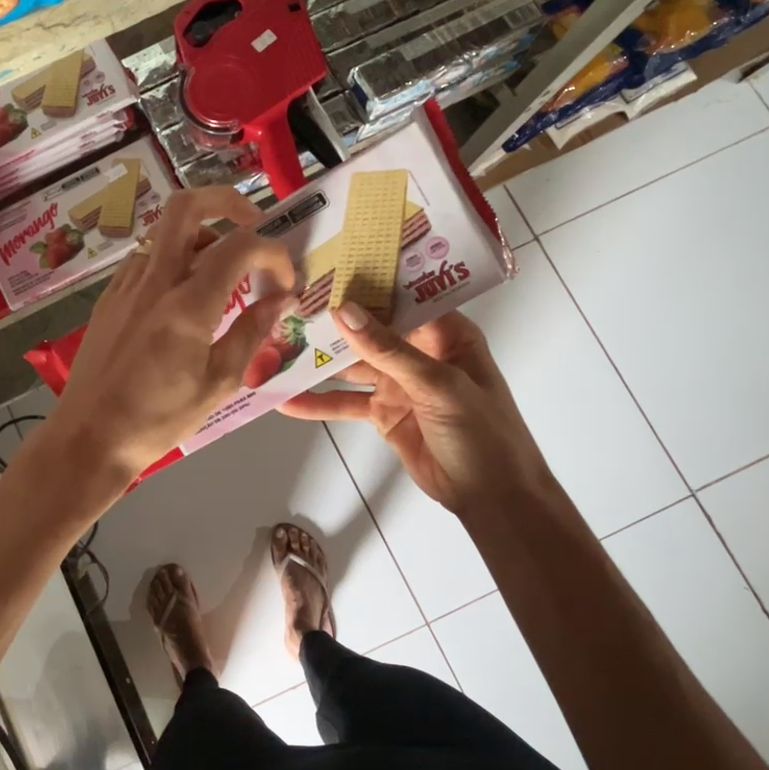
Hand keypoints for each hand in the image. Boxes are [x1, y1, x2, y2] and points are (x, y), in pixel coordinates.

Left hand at [34, 187, 298, 489]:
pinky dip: (171, 259)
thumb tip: (281, 299)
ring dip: (199, 234)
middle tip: (251, 223)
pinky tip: (182, 293)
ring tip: (222, 268)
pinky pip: (144, 259)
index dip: (273, 253)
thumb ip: (251, 332)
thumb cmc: (159, 419)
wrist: (90, 437)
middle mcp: (154, 281)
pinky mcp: (108, 298)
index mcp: (187, 304)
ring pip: (164, 232)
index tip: (285, 281)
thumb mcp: (218, 383)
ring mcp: (125, 285)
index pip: (239, 247)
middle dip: (225, 201)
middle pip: (186, 206)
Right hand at [279, 304, 559, 517]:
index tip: (324, 271)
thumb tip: (344, 310)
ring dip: (318, 361)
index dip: (367, 284)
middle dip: (332, 322)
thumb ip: (388, 350)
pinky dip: (318, 403)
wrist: (493, 498)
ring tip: (275, 349)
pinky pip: (345, 402)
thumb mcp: (437, 385)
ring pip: (351, 365)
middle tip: (286, 307)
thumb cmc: (483, 433)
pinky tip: (286, 400)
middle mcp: (420, 352)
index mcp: (446, 334)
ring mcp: (399, 383)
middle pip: (370, 330)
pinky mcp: (383, 413)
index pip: (402, 299)